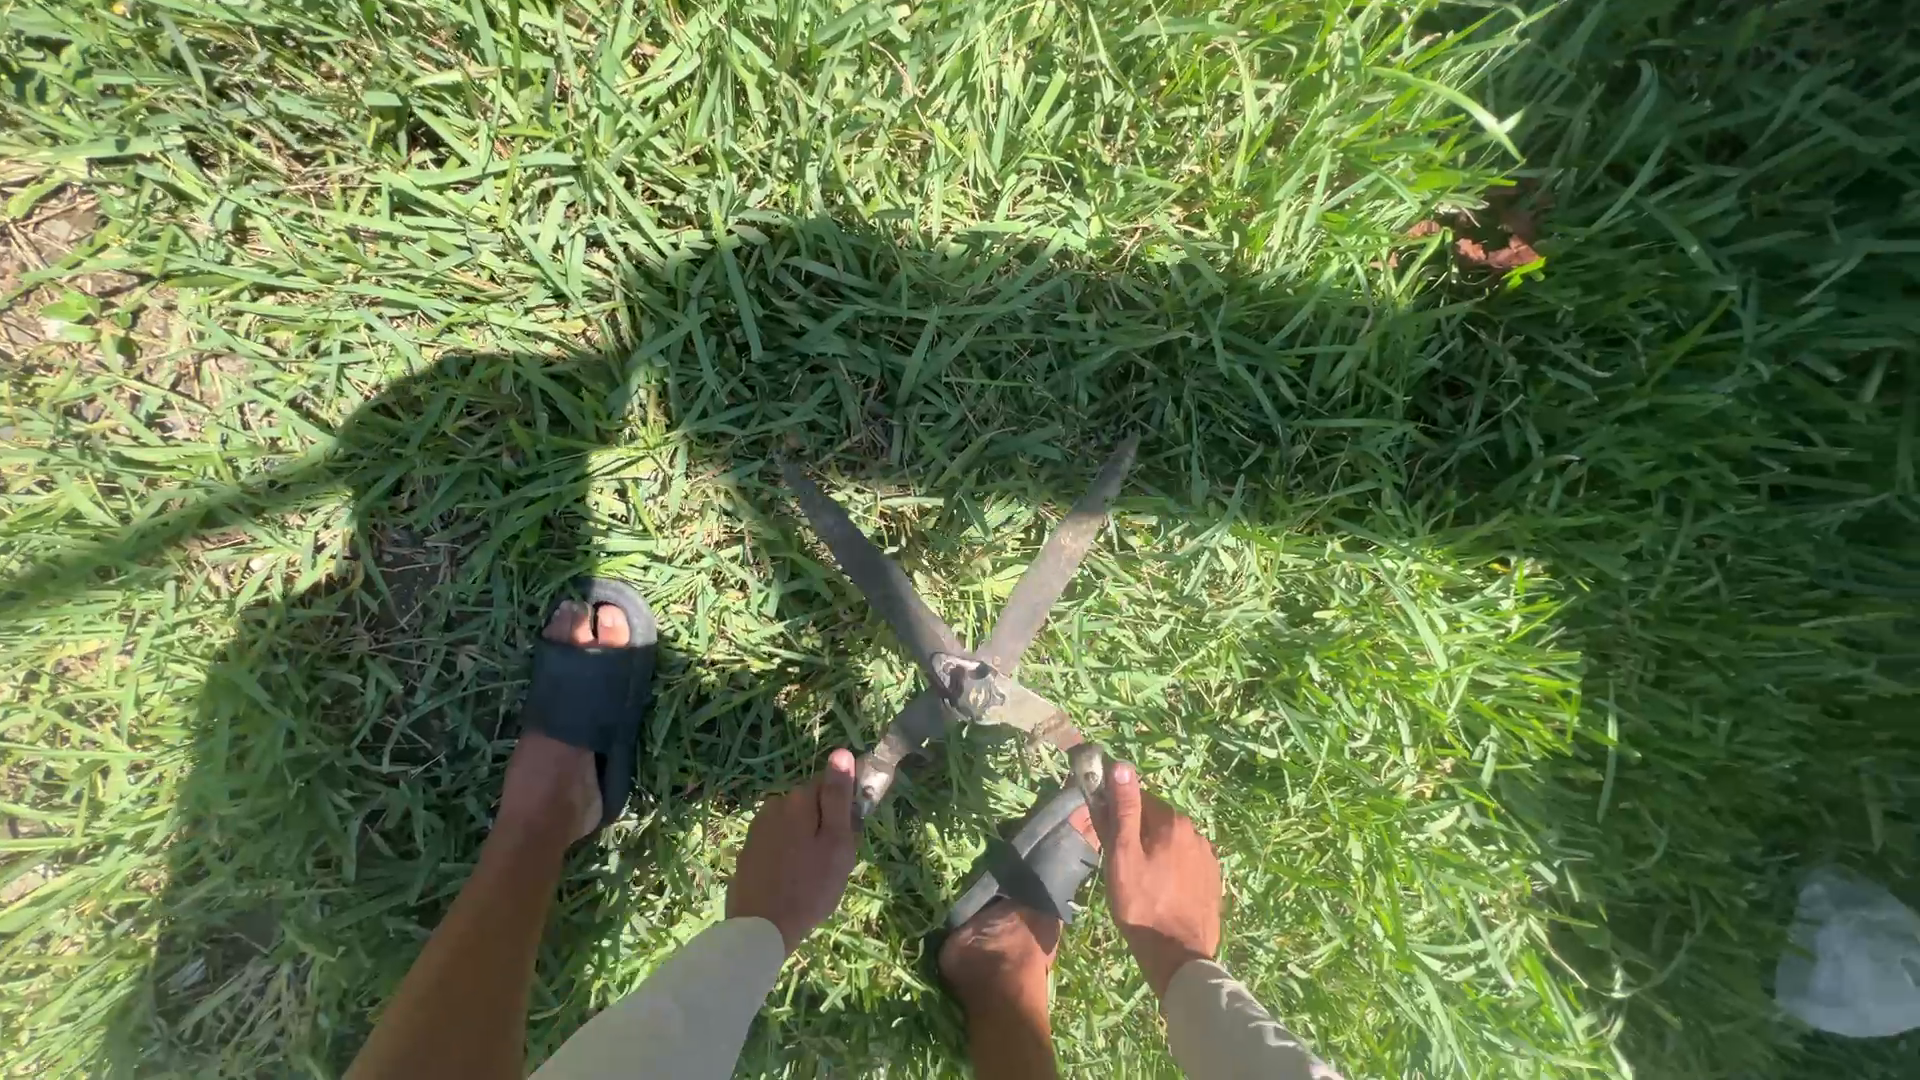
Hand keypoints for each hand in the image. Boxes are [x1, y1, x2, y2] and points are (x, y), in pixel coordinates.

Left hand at [726, 748, 859, 953]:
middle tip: (833, 859)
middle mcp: (774, 804)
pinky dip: (787, 854)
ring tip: (813, 873)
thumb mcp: (836, 841)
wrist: (761, 930)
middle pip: (809, 804)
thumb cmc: (810, 885)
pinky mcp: (748, 851)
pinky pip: (777, 842)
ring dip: (805, 839)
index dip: (842, 807)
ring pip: (793, 824)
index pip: (829, 784)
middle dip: (823, 823)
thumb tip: (841, 753)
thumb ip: (838, 796)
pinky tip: (792, 879)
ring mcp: (757, 828)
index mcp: (798, 799)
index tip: (848, 835)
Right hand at [1093, 760, 1221, 996]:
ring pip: (1171, 842)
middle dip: (1137, 832)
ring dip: (1155, 850)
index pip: (1140, 799)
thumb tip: (1122, 766)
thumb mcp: (1123, 854)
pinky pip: (1185, 861)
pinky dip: (1171, 868)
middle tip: (1121, 862)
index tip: (1109, 835)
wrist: (1178, 957)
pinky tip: (1161, 890)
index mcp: (1173, 822)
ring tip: (1140, 880)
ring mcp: (1207, 857)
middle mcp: (1195, 832)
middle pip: (1157, 820)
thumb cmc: (1141, 903)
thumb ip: (1124, 809)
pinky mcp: (1213, 880)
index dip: (1120, 813)